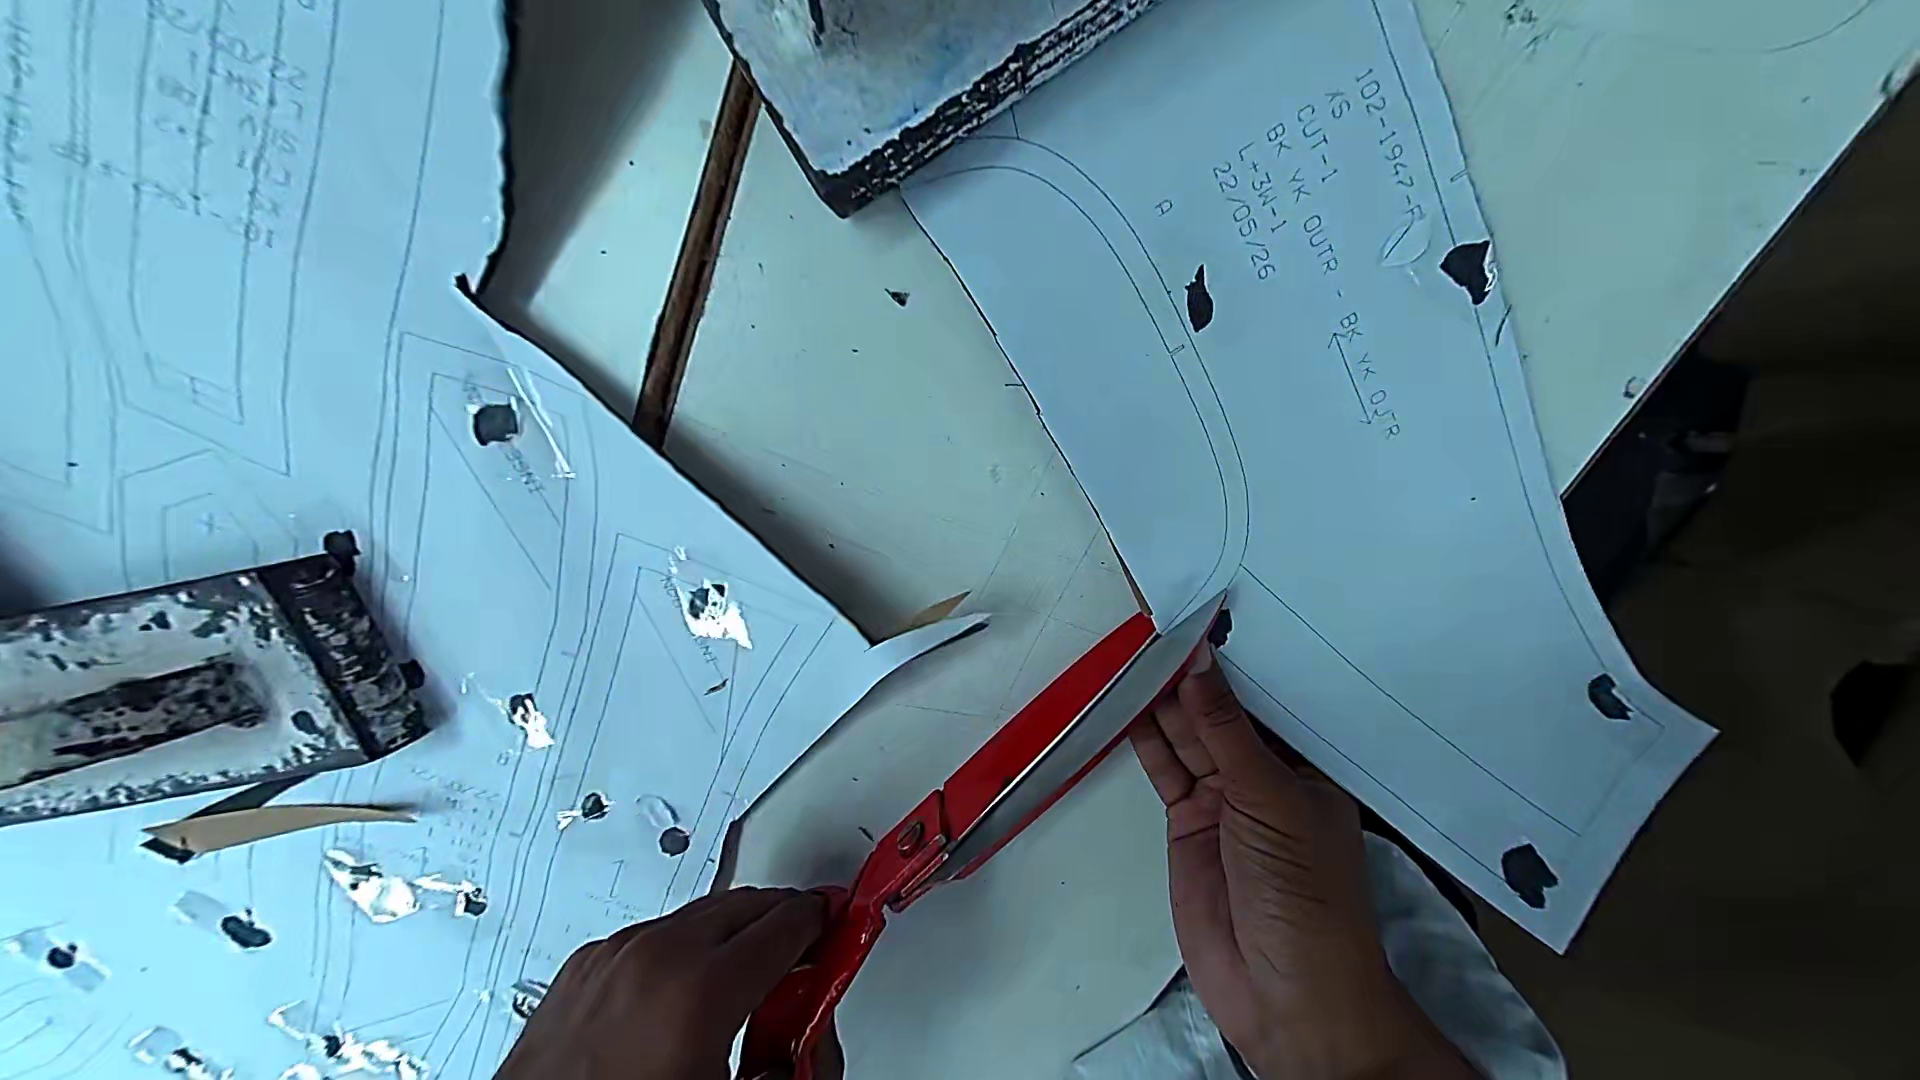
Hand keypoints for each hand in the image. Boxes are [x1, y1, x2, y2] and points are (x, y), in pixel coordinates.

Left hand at [495, 887, 843, 1079]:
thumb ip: (797, 1069)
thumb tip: (818, 1043)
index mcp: (701, 992)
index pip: (789, 922)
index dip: (822, 920)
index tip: (837, 922)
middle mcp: (658, 957)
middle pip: (750, 904)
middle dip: (783, 921)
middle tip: (802, 949)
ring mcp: (617, 954)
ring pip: (703, 913)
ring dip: (734, 932)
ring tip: (742, 975)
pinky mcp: (586, 962)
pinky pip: (654, 933)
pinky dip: (682, 947)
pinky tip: (682, 989)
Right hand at [1129, 649, 1478, 1079]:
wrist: (1281, 997)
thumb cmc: (1301, 892)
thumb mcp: (1267, 799)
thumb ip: (1224, 730)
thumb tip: (1200, 662)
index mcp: (1297, 765)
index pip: (1257, 701)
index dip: (1226, 664)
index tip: (1193, 621)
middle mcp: (1258, 774)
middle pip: (1214, 713)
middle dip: (1185, 676)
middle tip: (1151, 629)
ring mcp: (1219, 797)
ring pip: (1184, 736)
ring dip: (1159, 700)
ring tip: (1133, 655)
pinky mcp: (1185, 819)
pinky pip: (1163, 767)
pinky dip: (1144, 737)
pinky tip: (1127, 705)